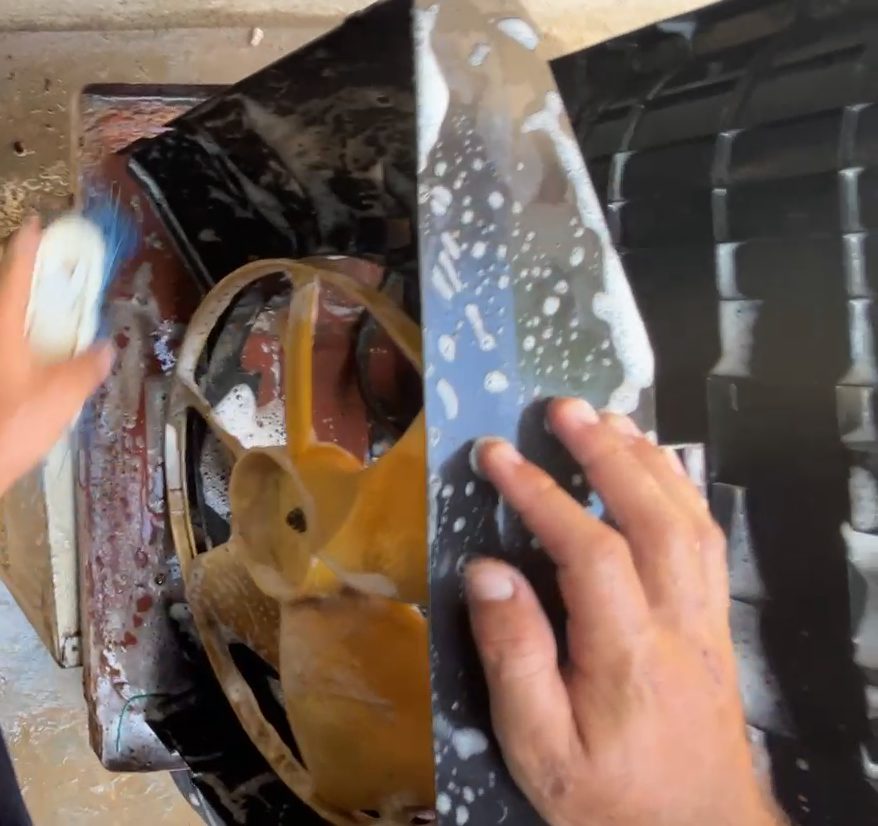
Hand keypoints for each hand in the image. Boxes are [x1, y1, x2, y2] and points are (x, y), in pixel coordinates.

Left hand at [0, 215, 113, 506]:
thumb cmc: (7, 428)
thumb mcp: (60, 399)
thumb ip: (86, 369)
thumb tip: (106, 348)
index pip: (13, 270)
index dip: (27, 243)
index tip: (35, 222)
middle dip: (13, 267)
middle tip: (38, 264)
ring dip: (2, 296)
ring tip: (28, 302)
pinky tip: (8, 347)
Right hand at [465, 398, 782, 825]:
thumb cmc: (602, 795)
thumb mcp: (536, 741)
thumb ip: (511, 654)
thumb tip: (486, 571)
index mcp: (628, 654)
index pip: (591, 553)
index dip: (543, 494)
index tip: (494, 453)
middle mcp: (679, 629)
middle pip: (660, 524)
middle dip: (610, 457)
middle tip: (566, 408)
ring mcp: (704, 628)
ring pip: (694, 530)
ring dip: (650, 466)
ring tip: (610, 421)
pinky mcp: (710, 633)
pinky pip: (704, 548)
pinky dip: (679, 497)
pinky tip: (652, 473)